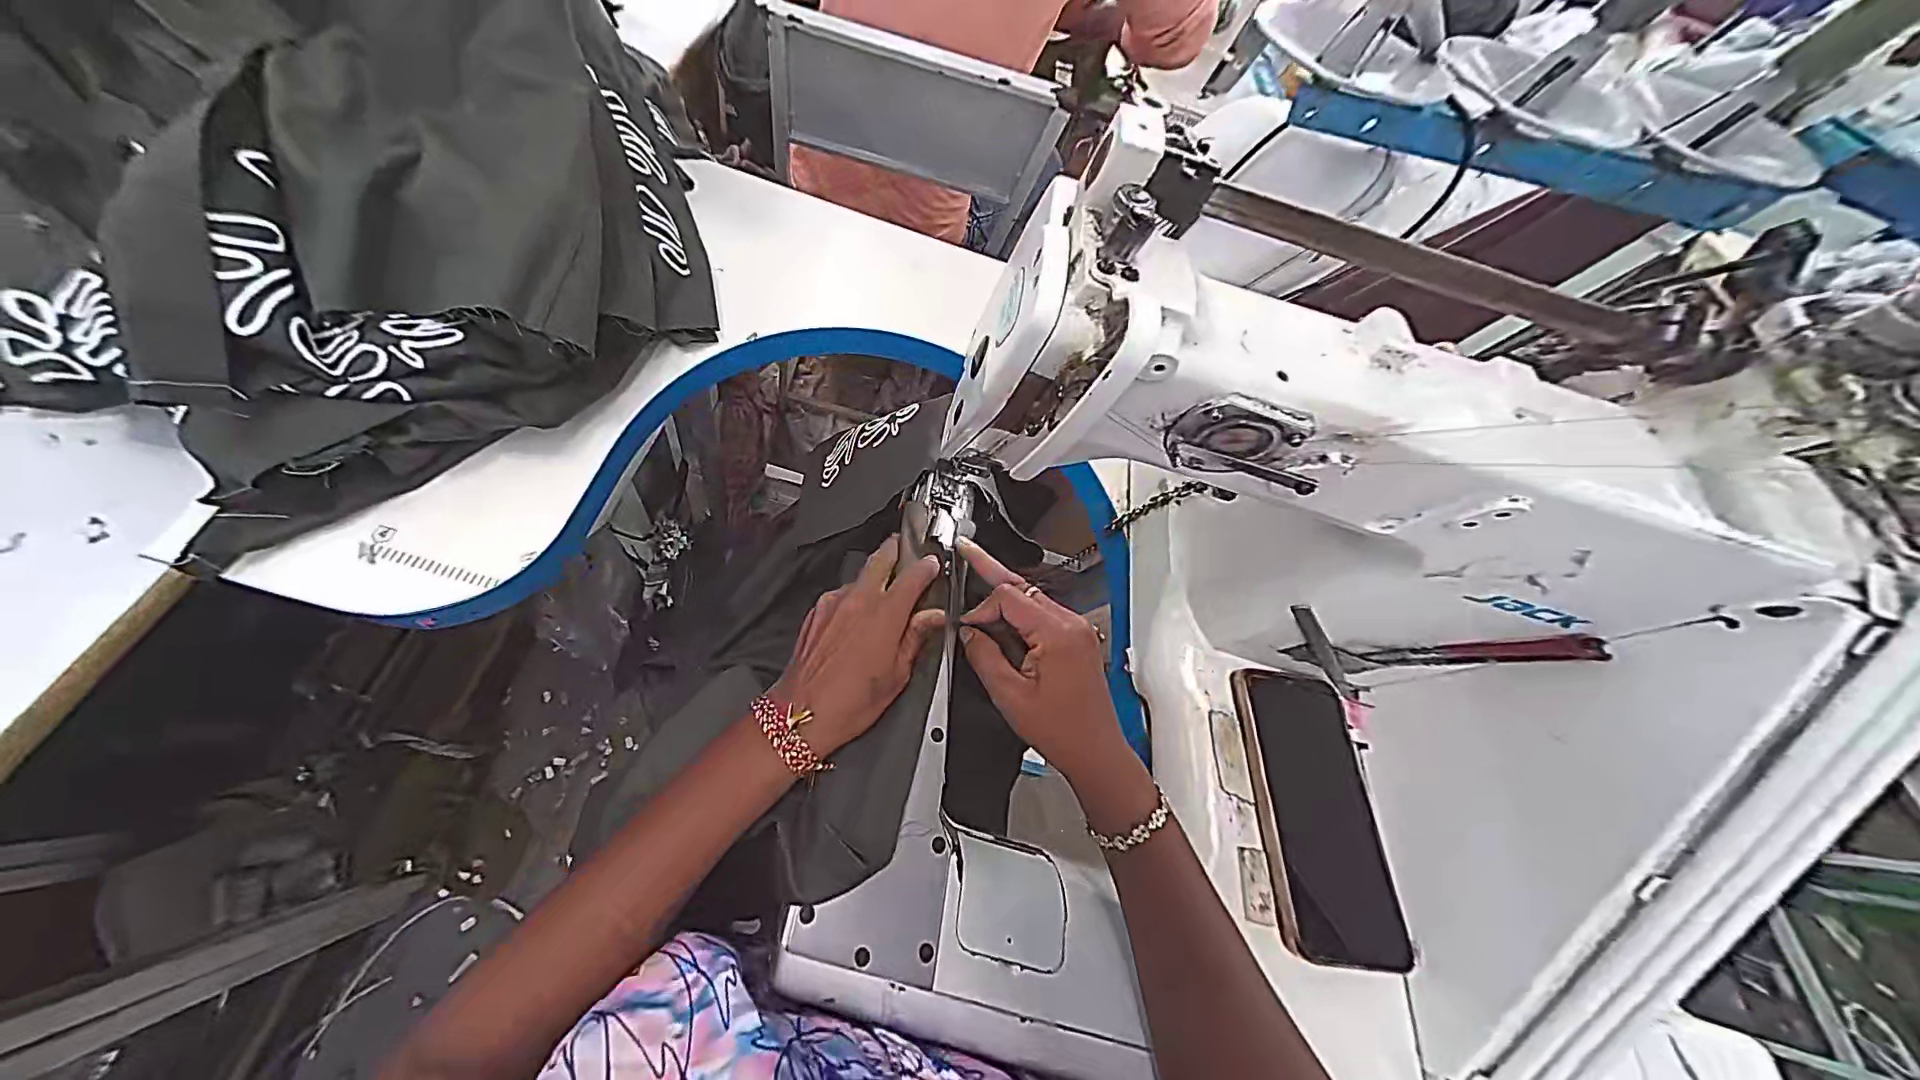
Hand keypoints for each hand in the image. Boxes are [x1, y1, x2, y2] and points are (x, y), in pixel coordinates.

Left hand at [771, 536, 945, 758]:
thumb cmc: (849, 703)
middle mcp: (858, 601)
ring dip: (873, 576)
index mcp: (885, 614)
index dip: (927, 567)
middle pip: (881, 557)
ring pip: (859, 576)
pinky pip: (840, 594)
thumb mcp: (897, 674)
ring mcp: (833, 603)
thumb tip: (932, 618)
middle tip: (908, 552)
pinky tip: (857, 616)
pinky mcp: (816, 612)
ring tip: (884, 592)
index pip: (913, 575)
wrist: (801, 714)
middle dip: (896, 550)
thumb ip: (915, 637)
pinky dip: (853, 596)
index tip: (934, 566)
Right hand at [954, 537, 1132, 786]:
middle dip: (991, 573)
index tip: (966, 626)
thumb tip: (969, 633)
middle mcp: (1072, 624)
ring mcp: (1078, 631)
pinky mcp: (1078, 640)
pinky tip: (1003, 626)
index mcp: (1057, 633)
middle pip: (1023, 588)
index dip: (981, 608)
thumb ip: (985, 656)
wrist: (1095, 750)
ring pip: (1033, 599)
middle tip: (967, 551)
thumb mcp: (1010, 695)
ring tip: (980, 592)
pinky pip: (1044, 615)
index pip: (1009, 596)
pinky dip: (1020, 616)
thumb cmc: (1063, 730)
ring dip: (1005, 601)